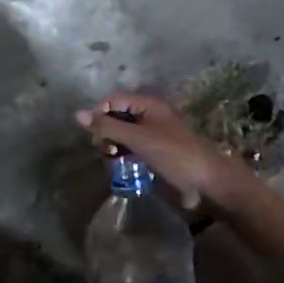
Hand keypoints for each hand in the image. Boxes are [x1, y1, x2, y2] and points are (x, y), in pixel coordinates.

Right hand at [75, 92, 254, 210]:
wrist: (206, 182)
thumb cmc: (174, 154)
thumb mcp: (138, 138)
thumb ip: (108, 127)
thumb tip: (78, 114)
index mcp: (149, 105)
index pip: (114, 100)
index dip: (99, 114)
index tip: (93, 135)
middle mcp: (150, 116)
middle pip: (117, 117)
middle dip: (105, 132)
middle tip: (104, 151)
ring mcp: (154, 135)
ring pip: (123, 135)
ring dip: (113, 146)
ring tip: (112, 160)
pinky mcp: (156, 154)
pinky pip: (132, 149)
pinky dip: (123, 155)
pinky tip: (121, 167)